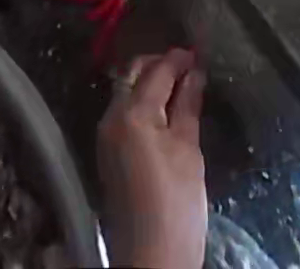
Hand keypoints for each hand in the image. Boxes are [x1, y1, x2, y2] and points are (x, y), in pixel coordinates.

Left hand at [97, 49, 208, 268]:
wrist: (150, 256)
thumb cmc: (178, 206)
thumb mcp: (189, 152)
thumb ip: (188, 107)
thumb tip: (195, 74)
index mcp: (132, 112)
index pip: (155, 73)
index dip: (175, 59)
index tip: (194, 51)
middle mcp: (111, 114)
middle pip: (131, 75)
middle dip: (156, 65)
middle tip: (185, 64)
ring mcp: (104, 130)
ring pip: (124, 90)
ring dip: (147, 81)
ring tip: (177, 83)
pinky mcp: (106, 147)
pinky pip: (121, 109)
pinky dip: (139, 100)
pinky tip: (161, 107)